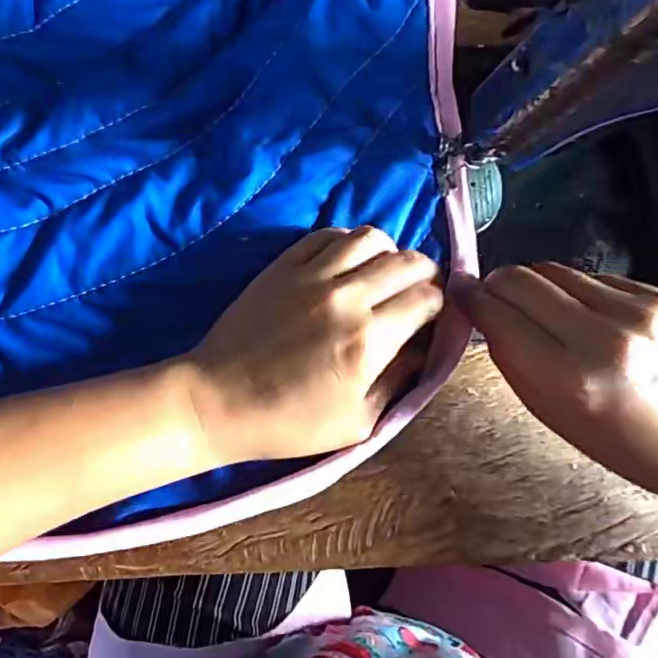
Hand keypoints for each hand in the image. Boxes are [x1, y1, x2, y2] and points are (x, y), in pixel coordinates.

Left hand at [183, 226, 442, 463]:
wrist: (217, 400)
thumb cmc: (286, 422)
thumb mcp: (355, 422)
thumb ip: (397, 382)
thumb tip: (423, 350)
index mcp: (368, 340)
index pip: (427, 300)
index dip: (440, 306)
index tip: (432, 318)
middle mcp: (346, 298)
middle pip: (408, 262)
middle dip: (424, 276)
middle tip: (416, 294)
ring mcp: (310, 276)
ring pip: (371, 237)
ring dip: (388, 253)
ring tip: (381, 274)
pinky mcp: (281, 266)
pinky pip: (327, 235)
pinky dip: (347, 241)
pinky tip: (345, 262)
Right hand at [450, 263, 657, 514]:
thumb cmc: (634, 449)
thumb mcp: (557, 418)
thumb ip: (516, 362)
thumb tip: (485, 316)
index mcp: (570, 379)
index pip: (498, 314)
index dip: (472, 300)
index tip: (461, 296)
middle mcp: (603, 336)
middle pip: (521, 279)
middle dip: (496, 284)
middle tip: (491, 297)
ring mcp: (639, 311)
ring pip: (554, 269)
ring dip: (533, 283)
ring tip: (537, 306)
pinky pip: (593, 277)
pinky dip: (574, 289)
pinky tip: (584, 313)